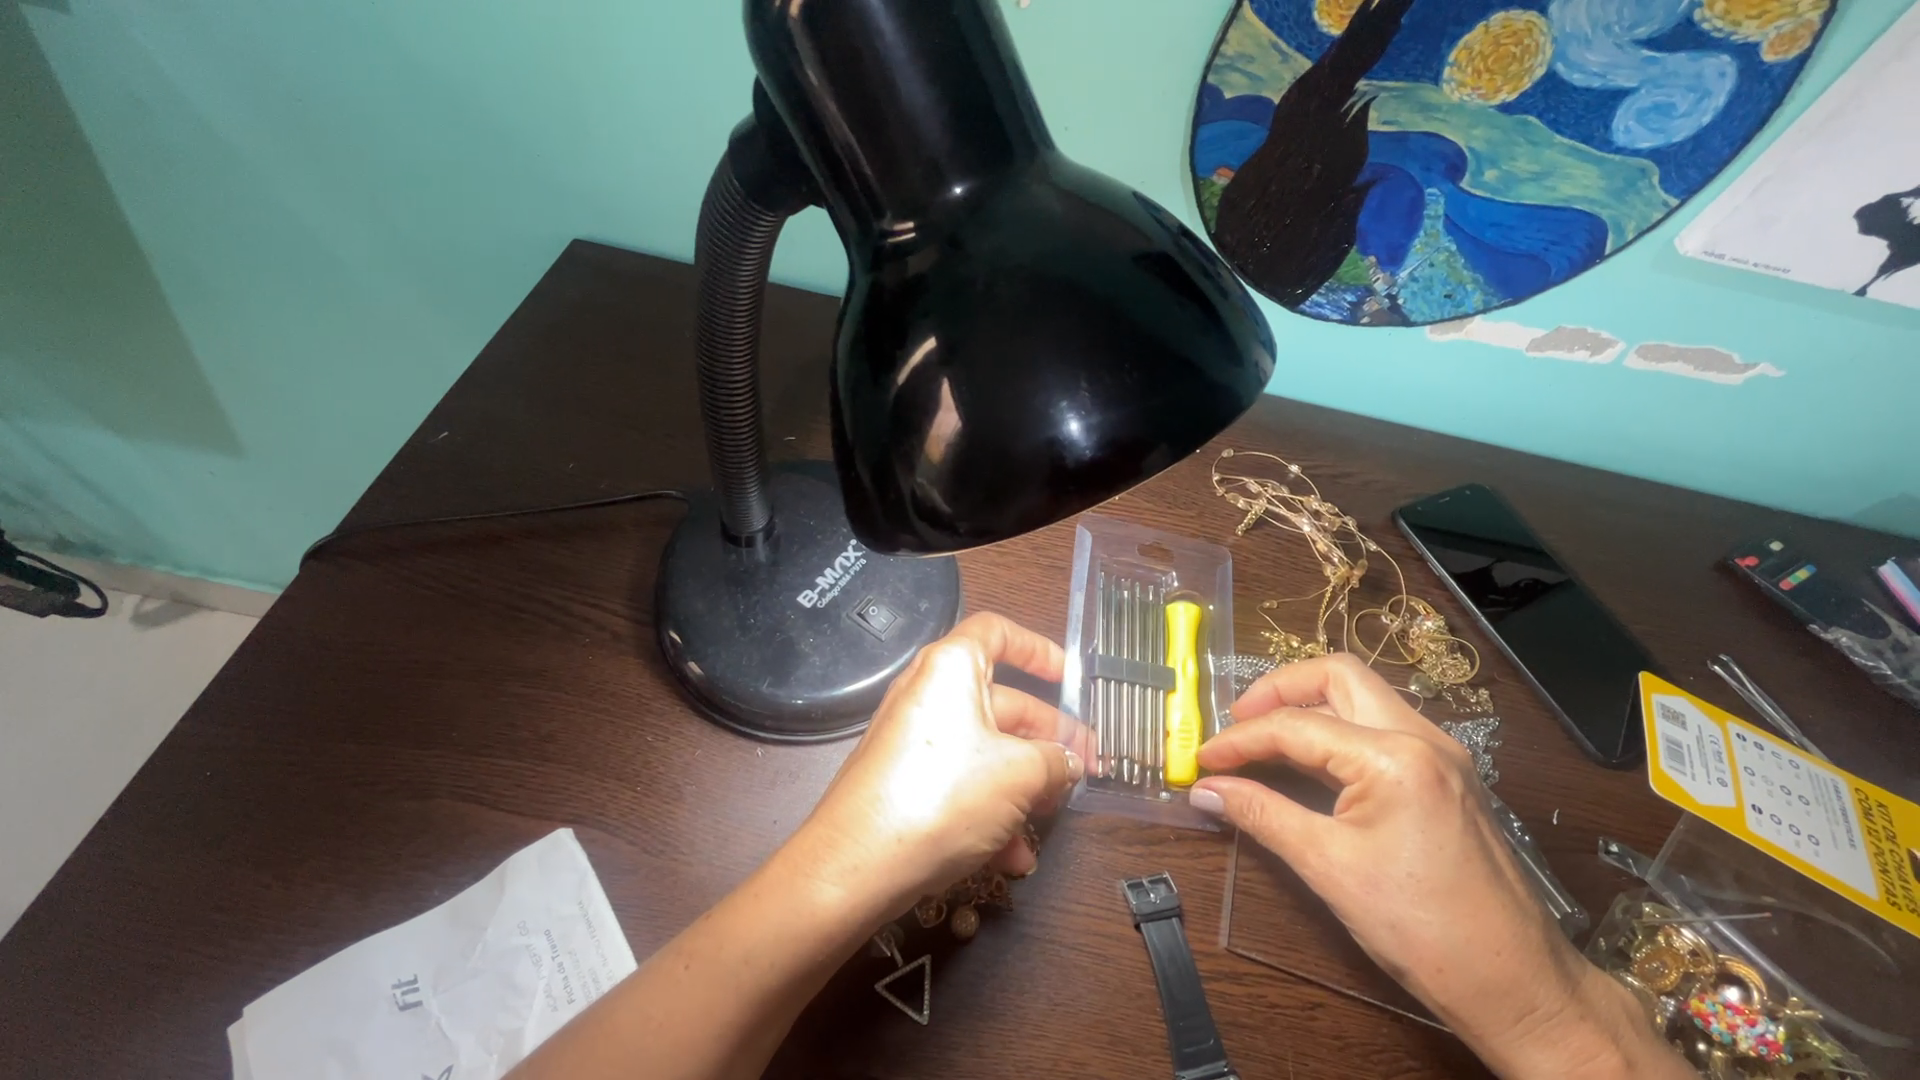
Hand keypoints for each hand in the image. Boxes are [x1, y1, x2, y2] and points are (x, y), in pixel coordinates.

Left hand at [790, 613, 1083, 917]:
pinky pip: (959, 782)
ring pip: (985, 751)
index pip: (997, 633)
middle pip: (1002, 702)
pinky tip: (1012, 857)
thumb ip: (1056, 760)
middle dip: (1047, 739)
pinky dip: (989, 811)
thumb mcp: (1019, 775)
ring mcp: (914, 740)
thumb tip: (1069, 762)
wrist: (856, 865)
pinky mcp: (904, 782)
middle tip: (1083, 770)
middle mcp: (929, 694)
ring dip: (1023, 787)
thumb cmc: (944, 796)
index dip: (1037, 648)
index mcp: (952, 668)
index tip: (1071, 677)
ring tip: (1048, 823)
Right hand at [1189, 655, 1686, 1079]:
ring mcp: (1441, 753)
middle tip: (1238, 721)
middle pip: (1337, 675)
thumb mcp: (1327, 867)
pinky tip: (1307, 761)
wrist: (1517, 984)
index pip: (1296, 726)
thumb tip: (1205, 790)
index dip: (1240, 740)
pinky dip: (1335, 729)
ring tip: (1264, 738)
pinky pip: (1380, 726)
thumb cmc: (1420, 928)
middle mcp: (1423, 737)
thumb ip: (1261, 815)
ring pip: (1361, 696)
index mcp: (1394, 756)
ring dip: (1307, 705)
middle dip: (1278, 689)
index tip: (1202, 761)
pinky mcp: (1446, 775)